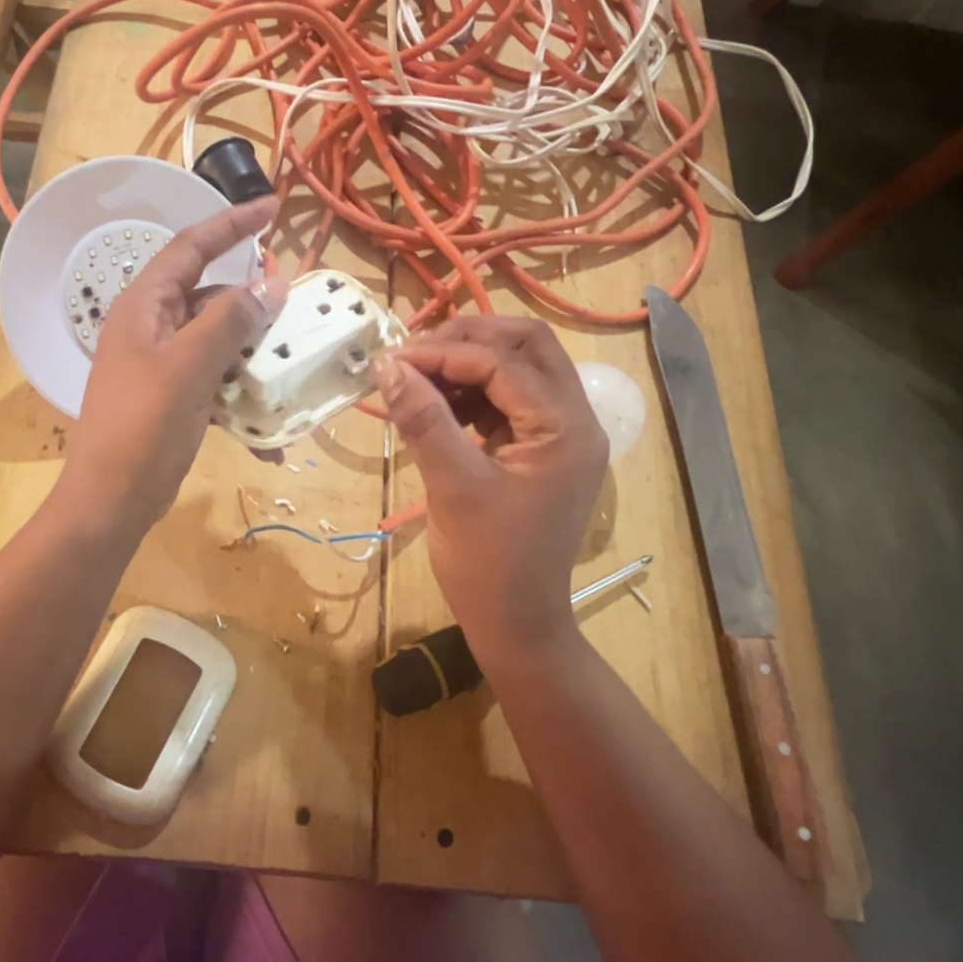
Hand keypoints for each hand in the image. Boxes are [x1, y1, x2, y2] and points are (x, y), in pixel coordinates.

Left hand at [57, 196, 286, 529]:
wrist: (111, 499)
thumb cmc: (144, 425)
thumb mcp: (190, 366)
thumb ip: (229, 319)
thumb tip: (268, 285)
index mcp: (144, 305)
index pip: (191, 246)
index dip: (231, 223)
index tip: (272, 207)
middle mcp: (150, 326)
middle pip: (209, 296)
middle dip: (252, 303)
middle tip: (295, 309)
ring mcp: (160, 364)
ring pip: (216, 341)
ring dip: (251, 355)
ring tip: (289, 369)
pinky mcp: (171, 398)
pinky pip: (214, 382)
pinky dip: (239, 398)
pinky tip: (268, 432)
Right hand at [373, 316, 608, 645]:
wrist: (515, 623)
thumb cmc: (488, 563)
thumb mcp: (453, 487)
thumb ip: (423, 419)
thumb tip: (388, 365)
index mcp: (566, 430)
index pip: (505, 364)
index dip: (446, 353)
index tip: (393, 359)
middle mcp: (574, 421)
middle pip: (527, 347)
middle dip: (468, 339)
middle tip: (413, 352)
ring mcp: (559, 435)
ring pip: (517, 369)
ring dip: (467, 364)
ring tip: (416, 378)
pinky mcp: (539, 451)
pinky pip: (507, 401)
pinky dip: (471, 393)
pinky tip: (434, 405)